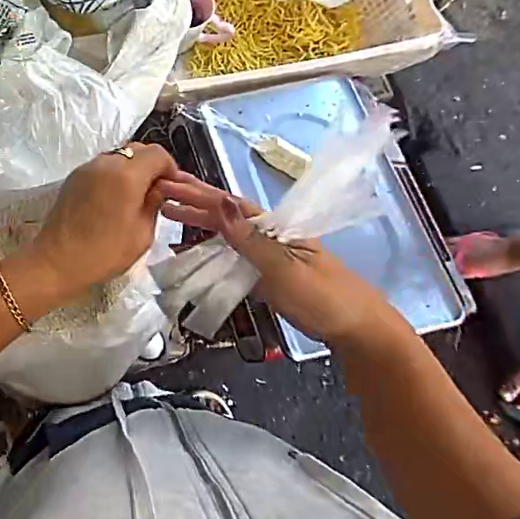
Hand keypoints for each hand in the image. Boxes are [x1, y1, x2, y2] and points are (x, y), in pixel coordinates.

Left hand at [19, 143, 177, 301]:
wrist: (56, 261)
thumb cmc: (104, 252)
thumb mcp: (142, 234)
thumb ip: (153, 204)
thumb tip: (157, 189)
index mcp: (127, 175)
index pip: (157, 154)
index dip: (169, 167)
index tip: (171, 187)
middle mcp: (106, 163)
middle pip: (137, 149)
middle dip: (150, 165)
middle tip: (154, 191)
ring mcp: (87, 168)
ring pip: (118, 156)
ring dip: (131, 169)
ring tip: (133, 197)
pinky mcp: (73, 177)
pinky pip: (101, 166)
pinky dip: (113, 175)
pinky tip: (113, 199)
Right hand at [158, 172, 392, 345]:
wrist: (359, 332)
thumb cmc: (325, 298)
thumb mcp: (284, 268)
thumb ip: (249, 238)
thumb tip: (221, 201)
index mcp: (274, 227)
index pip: (229, 205)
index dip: (196, 195)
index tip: (167, 185)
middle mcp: (269, 236)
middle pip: (226, 215)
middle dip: (193, 202)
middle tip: (160, 192)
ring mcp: (268, 257)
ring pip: (226, 234)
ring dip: (199, 223)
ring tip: (170, 213)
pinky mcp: (267, 278)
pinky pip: (232, 259)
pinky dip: (210, 253)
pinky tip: (194, 254)